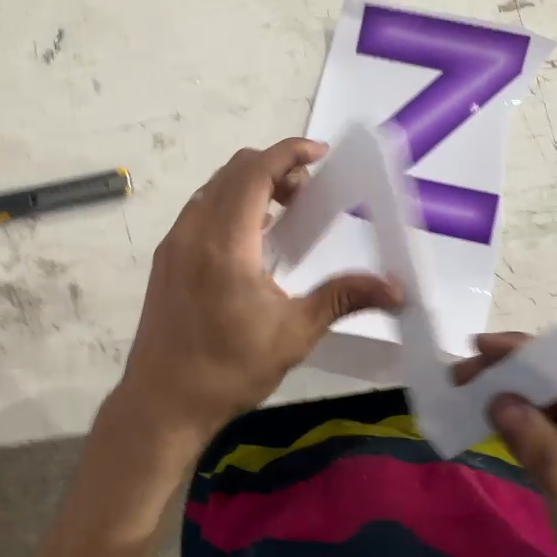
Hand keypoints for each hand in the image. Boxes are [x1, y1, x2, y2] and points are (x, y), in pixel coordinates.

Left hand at [121, 138, 402, 442]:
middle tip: (309, 193)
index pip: (256, 171)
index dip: (289, 152)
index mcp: (225, 242)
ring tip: (285, 214)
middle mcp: (194, 231)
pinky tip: (252, 240)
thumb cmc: (229, 369)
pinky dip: (230, 204)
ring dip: (251, 185)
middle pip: (234, 171)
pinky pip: (200, 210)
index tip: (320, 154)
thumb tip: (395, 289)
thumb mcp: (293, 334)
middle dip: (275, 168)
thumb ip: (342, 298)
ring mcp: (174, 244)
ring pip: (214, 188)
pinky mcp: (166, 259)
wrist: (162, 404)